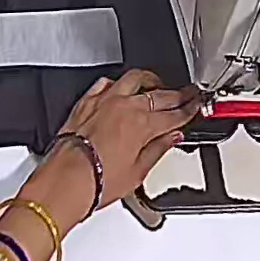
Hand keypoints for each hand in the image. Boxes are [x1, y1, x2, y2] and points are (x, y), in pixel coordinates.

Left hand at [18, 69, 200, 233]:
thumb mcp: (137, 173)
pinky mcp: (88, 101)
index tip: (195, 106)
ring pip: (135, 79)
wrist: (64, 181)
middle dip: (178, 94)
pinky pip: (107, 83)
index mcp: (143, 124)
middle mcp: (126, 107)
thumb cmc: (96, 181)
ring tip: (157, 83)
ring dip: (150, 80)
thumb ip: (158, 149)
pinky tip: (121, 87)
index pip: (174, 114)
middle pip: (160, 94)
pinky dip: (118, 83)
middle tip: (187, 94)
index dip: (188, 109)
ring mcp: (106, 101)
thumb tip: (171, 138)